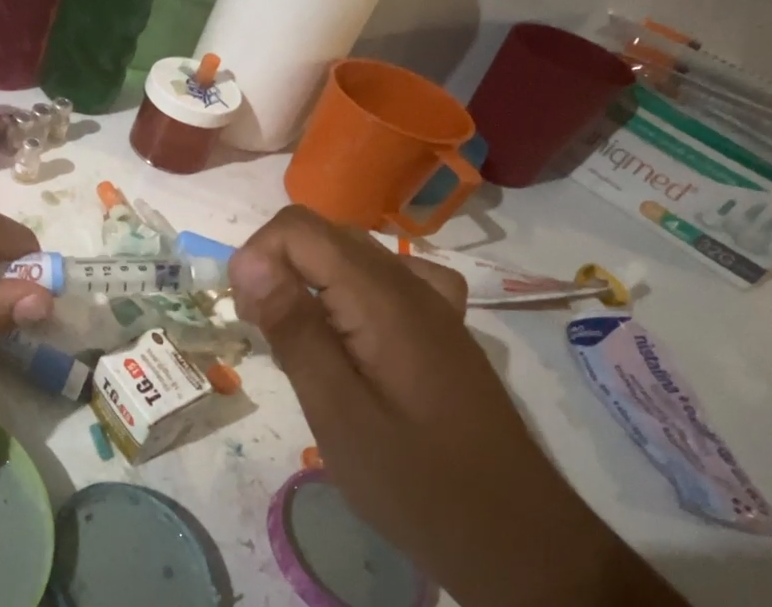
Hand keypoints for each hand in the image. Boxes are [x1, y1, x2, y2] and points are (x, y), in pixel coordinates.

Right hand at [231, 206, 680, 606]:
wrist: (523, 543)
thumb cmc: (418, 483)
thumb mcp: (338, 411)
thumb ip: (293, 328)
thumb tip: (248, 259)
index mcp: (382, 298)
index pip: (297, 228)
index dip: (257, 259)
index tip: (251, 320)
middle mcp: (412, 284)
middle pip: (322, 234)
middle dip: (276, 269)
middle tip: (270, 338)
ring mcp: (434, 306)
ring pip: (350, 255)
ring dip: (308, 283)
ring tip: (303, 347)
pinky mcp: (443, 331)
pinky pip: (385, 281)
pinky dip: (349, 293)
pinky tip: (352, 336)